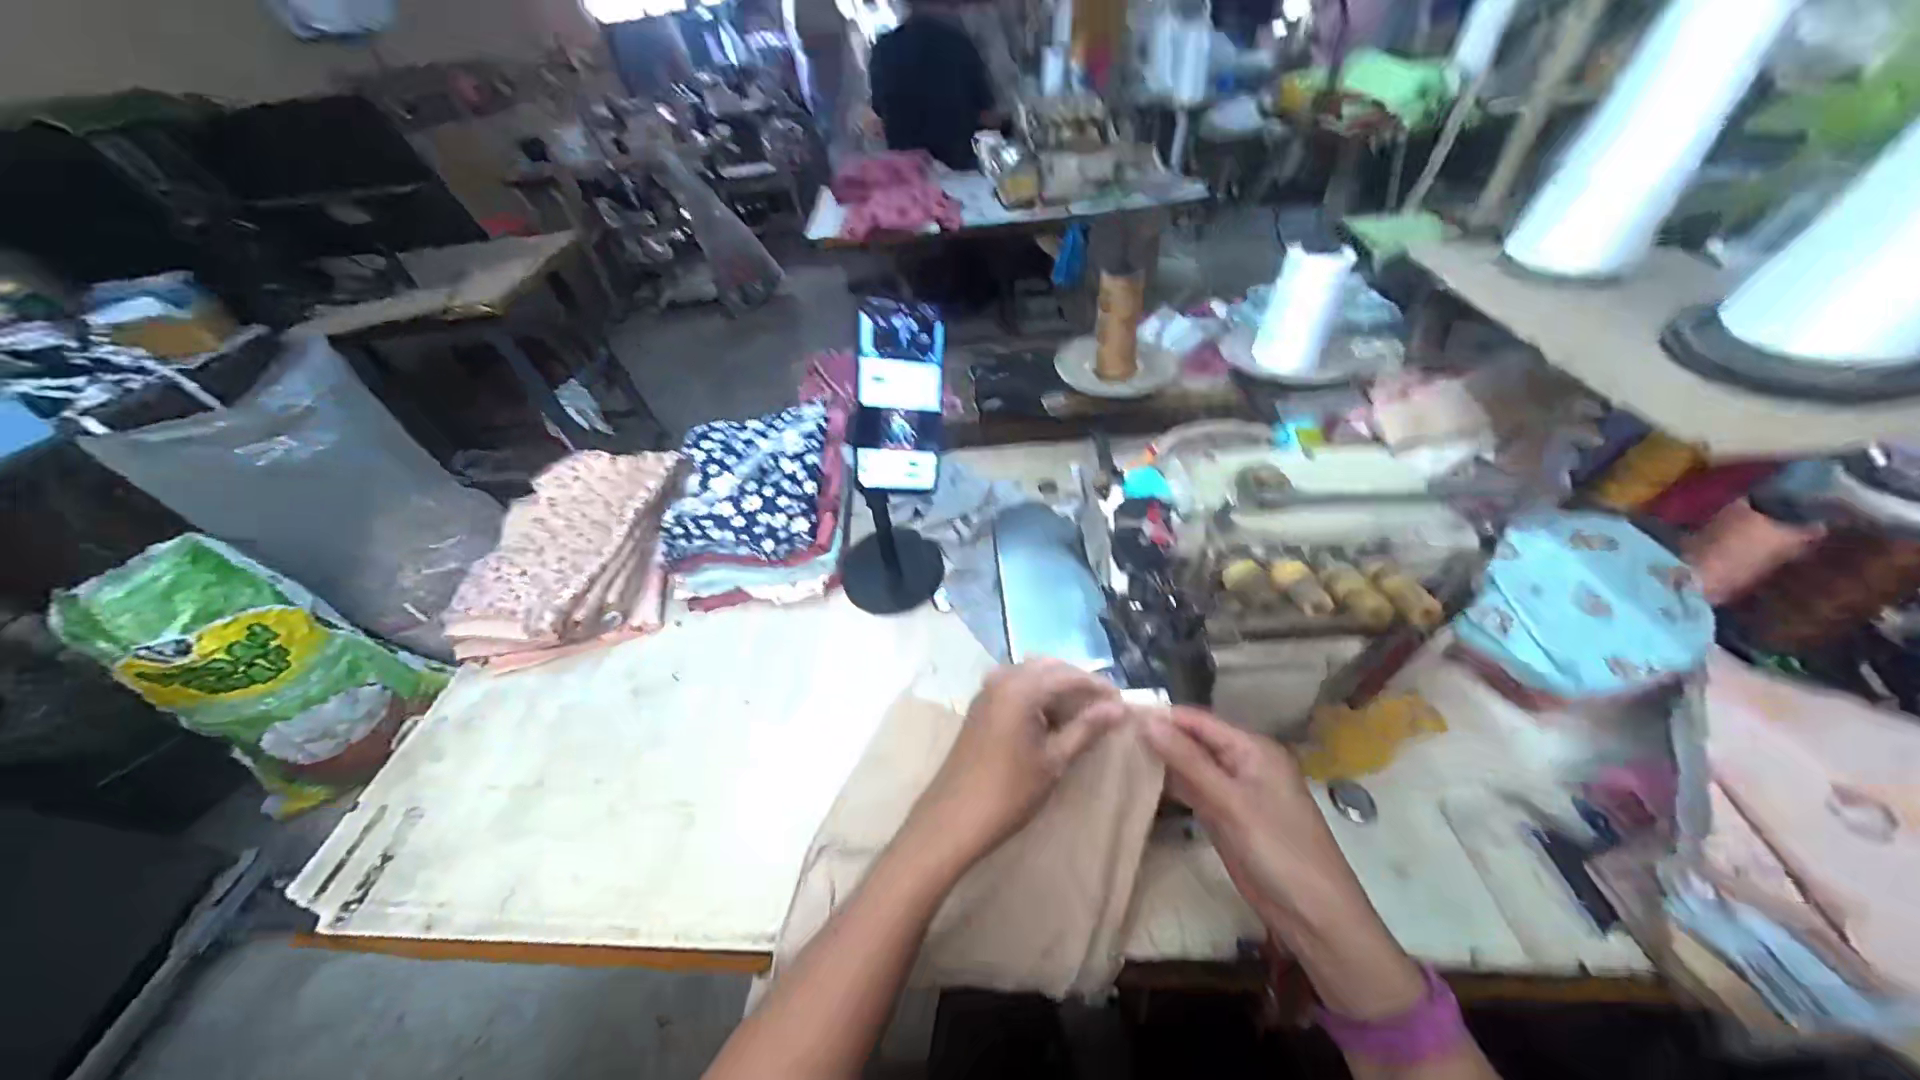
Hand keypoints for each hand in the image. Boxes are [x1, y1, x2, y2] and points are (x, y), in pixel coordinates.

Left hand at [903, 660, 1125, 871]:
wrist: (953, 818)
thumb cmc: (1009, 792)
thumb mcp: (1054, 760)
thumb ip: (1086, 729)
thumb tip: (1118, 708)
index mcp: (1021, 687)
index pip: (1068, 675)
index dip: (1098, 686)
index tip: (1122, 703)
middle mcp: (1002, 679)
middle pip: (1049, 667)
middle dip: (1077, 682)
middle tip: (1104, 707)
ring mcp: (987, 690)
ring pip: (1030, 673)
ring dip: (1056, 686)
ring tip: (1081, 712)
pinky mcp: (980, 705)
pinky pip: (1014, 685)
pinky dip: (1036, 692)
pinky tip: (1050, 716)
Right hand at [1143, 707, 1424, 1019]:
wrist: (1314, 917)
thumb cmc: (1278, 851)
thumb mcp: (1230, 802)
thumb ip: (1187, 761)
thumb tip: (1146, 722)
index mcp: (1252, 748)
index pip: (1198, 720)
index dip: (1161, 716)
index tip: (1117, 715)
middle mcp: (1242, 762)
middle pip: (1193, 740)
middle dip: (1157, 737)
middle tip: (1109, 735)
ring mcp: (1233, 790)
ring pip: (1190, 765)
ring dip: (1160, 762)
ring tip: (1115, 754)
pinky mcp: (1225, 816)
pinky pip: (1193, 791)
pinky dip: (1170, 787)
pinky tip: (1139, 783)